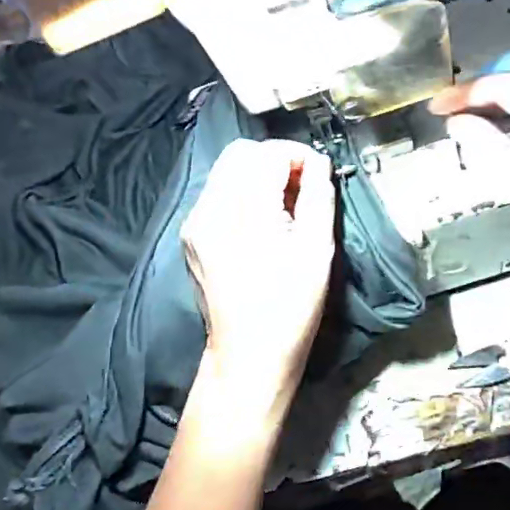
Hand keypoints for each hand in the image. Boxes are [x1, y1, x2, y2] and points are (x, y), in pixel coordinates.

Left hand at [181, 139, 336, 427]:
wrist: (248, 356)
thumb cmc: (291, 309)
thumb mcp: (318, 251)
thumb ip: (318, 198)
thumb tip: (318, 164)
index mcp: (244, 216)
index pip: (267, 155)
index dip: (298, 156)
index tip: (318, 174)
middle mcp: (210, 212)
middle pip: (240, 152)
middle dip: (275, 159)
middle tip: (302, 185)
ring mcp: (195, 224)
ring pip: (225, 170)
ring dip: (258, 174)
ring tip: (284, 204)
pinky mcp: (191, 237)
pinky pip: (217, 193)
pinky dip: (241, 193)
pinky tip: (261, 220)